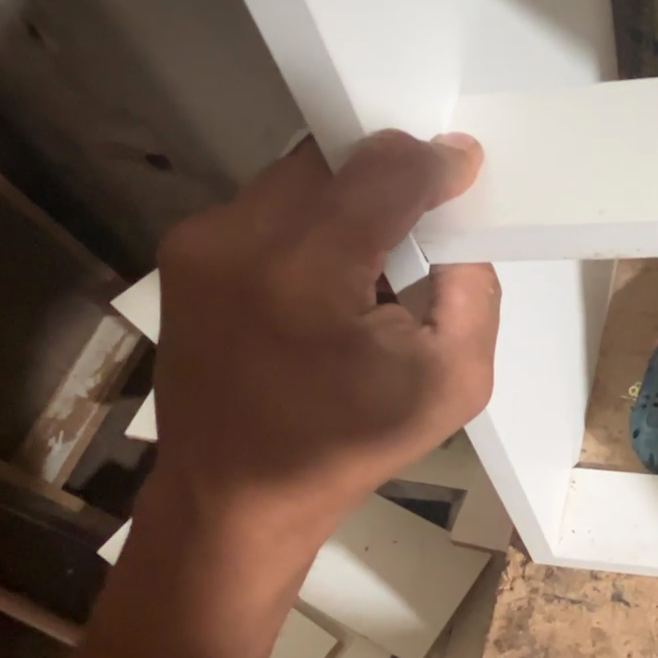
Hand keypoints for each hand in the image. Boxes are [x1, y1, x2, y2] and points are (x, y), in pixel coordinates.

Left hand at [148, 130, 499, 541]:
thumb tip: (456, 235)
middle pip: (334, 161)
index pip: (382, 172)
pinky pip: (266, 209)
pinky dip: (309, 226)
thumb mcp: (453, 387)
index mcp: (307, 274)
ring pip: (296, 178)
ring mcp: (199, 242)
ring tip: (370, 263)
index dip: (433, 162)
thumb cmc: (349, 449)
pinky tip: (323, 282)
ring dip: (346, 202)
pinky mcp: (182, 255)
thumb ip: (475, 295)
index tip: (464, 166)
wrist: (236, 497)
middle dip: (387, 181)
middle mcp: (238, 238)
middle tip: (421, 226)